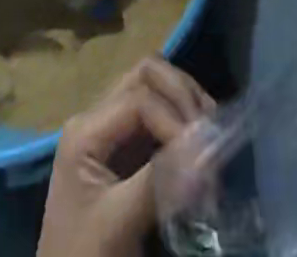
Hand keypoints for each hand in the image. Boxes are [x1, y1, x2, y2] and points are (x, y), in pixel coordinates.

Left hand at [38, 58, 214, 256]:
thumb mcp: (118, 221)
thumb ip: (161, 180)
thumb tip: (207, 147)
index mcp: (85, 130)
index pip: (140, 98)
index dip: (176, 120)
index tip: (203, 158)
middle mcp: (97, 117)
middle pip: (147, 75)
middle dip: (184, 95)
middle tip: (211, 132)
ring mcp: (113, 130)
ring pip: (156, 87)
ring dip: (187, 104)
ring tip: (211, 137)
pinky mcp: (128, 149)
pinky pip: (160, 115)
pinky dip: (184, 122)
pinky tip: (202, 145)